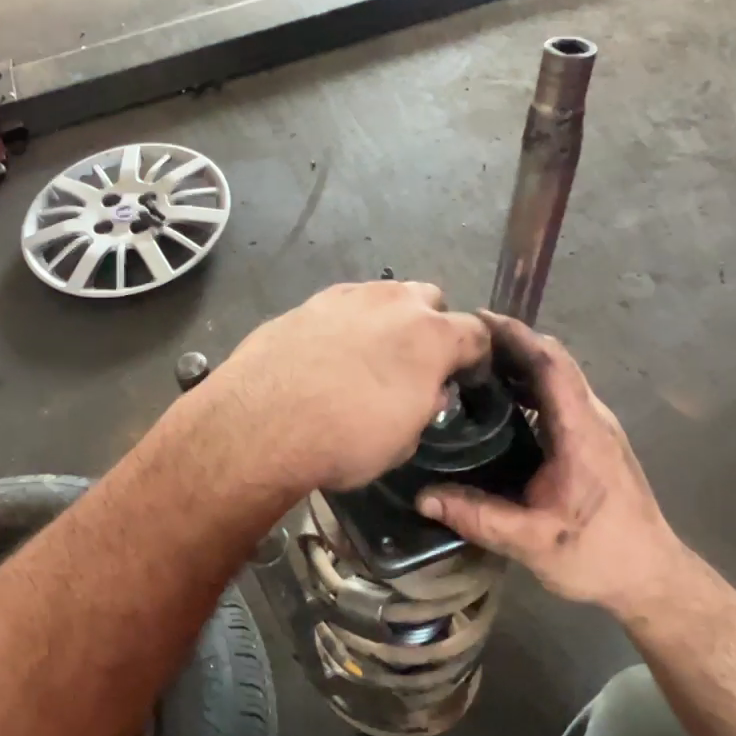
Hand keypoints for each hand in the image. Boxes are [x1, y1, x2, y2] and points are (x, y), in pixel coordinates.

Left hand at [194, 281, 489, 493]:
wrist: (260, 423)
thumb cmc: (344, 439)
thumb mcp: (403, 440)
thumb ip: (425, 406)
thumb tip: (428, 392)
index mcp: (431, 335)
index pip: (475, 333)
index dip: (475, 358)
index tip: (464, 379)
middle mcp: (393, 302)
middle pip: (430, 299)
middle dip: (430, 326)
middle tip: (414, 363)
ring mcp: (347, 296)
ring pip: (384, 296)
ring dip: (388, 320)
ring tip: (368, 357)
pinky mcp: (307, 302)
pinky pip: (343, 306)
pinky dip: (347, 324)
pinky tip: (328, 355)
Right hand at [416, 312, 682, 612]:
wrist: (651, 577)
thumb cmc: (599, 555)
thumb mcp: (533, 542)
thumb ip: (478, 517)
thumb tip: (423, 497)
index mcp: (581, 431)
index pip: (550, 363)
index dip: (516, 335)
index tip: (476, 319)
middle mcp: (592, 418)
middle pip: (553, 361)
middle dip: (510, 342)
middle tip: (461, 341)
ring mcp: (596, 427)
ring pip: (557, 376)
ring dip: (520, 362)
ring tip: (472, 364)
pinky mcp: (593, 440)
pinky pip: (558, 395)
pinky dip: (529, 384)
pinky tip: (498, 402)